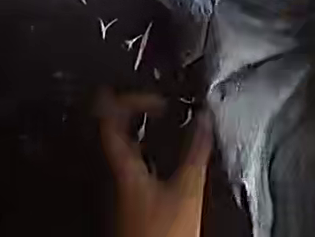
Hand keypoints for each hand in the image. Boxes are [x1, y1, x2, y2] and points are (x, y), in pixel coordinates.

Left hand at [95, 89, 210, 236]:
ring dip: (135, 129)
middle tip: (148, 97)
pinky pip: (123, 166)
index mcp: (121, 168)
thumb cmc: (161, 235)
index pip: (110, 120)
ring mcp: (114, 193)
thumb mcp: (187, 187)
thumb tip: (205, 117)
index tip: (149, 91)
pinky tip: (158, 152)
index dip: (126, 98)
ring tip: (156, 117)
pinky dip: (139, 149)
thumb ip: (197, 148)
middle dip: (129, 110)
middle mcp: (110, 179)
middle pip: (109, 133)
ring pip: (116, 149)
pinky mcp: (122, 205)